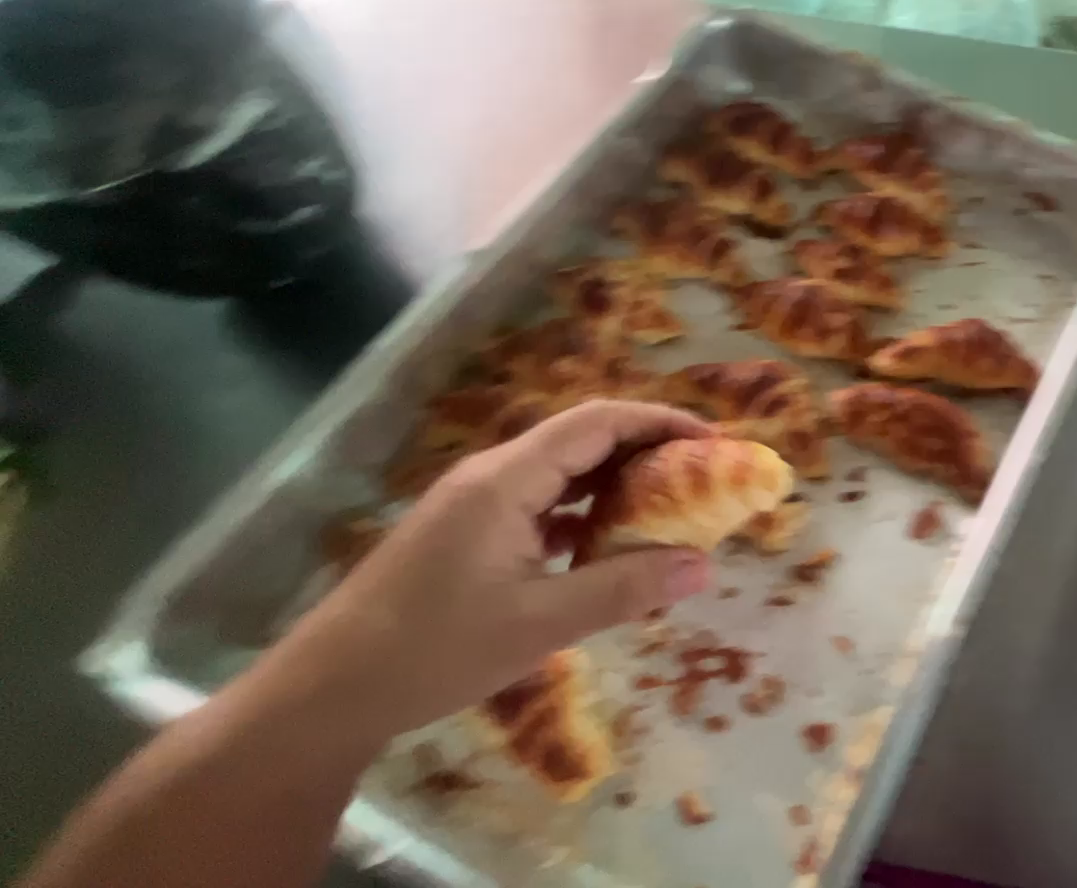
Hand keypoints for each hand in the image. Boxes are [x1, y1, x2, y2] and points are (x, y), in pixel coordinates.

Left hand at [245, 400, 715, 743]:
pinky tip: (608, 543)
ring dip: (618, 479)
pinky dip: (588, 510)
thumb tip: (704, 565)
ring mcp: (479, 503)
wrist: (322, 697)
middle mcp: (494, 475)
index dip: (660, 421)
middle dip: (647, 447)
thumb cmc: (431, 652)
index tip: (712, 442)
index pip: (598, 422)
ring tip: (669, 504)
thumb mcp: (541, 624)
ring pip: (564, 469)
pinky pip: (545, 501)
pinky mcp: (471, 531)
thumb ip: (626, 588)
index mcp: (507, 479)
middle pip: (584, 437)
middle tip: (701, 474)